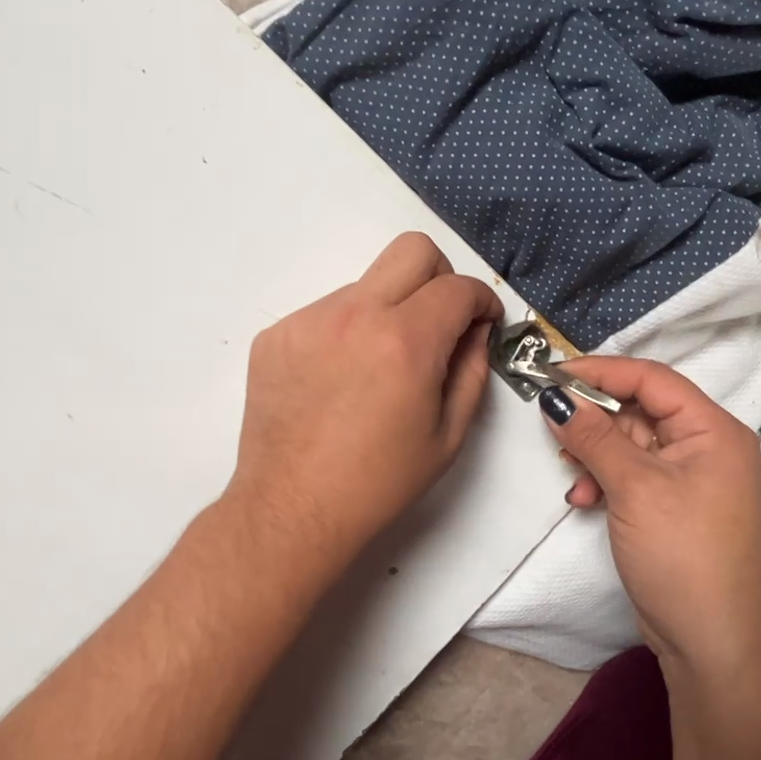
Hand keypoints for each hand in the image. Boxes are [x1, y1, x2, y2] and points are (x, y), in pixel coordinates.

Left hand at [226, 232, 502, 568]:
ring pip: (366, 283)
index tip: (483, 320)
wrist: (292, 510)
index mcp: (405, 341)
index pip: (458, 286)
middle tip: (440, 319)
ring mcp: (308, 319)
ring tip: (378, 366)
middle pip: (412, 249)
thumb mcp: (448, 435)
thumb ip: (471, 369)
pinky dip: (346, 331)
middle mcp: (355, 314)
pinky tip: (339, 380)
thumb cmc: (378, 482)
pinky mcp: (277, 333)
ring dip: (387, 308)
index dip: (482, 299)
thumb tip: (475, 329)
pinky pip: (326, 312)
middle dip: (440, 276)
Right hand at [539, 358, 760, 667]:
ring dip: (596, 453)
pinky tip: (583, 498)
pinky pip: (633, 474)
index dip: (601, 372)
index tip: (553, 375)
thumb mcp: (634, 488)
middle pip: (640, 409)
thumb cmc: (682, 554)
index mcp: (713, 430)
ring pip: (631, 443)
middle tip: (553, 424)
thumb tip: (555, 397)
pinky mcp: (674, 507)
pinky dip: (605, 479)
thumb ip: (593, 436)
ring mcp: (692, 479)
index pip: (651, 379)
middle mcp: (707, 446)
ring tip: (571, 473)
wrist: (713, 646)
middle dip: (595, 419)